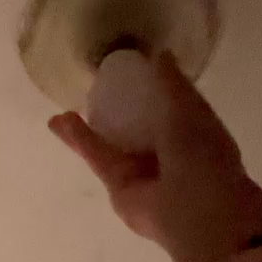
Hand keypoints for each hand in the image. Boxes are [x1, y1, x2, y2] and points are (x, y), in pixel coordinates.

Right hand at [48, 53, 261, 261]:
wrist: (194, 207)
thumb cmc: (201, 153)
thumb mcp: (189, 108)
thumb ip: (170, 83)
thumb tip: (159, 53)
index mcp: (192, 131)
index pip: (170, 106)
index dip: (152, 89)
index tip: (131, 70)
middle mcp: (166, 151)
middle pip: (134, 125)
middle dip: (115, 109)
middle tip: (93, 88)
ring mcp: (140, 169)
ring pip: (110, 141)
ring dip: (88, 126)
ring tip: (65, 106)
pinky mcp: (116, 184)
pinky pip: (96, 156)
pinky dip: (79, 139)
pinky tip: (60, 121)